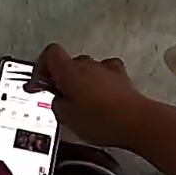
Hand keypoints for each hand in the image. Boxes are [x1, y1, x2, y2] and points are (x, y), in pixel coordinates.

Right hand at [33, 43, 153, 148]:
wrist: (135, 121)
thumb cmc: (101, 119)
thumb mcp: (66, 118)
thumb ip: (57, 104)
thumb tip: (58, 100)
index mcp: (69, 71)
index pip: (50, 53)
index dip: (42, 65)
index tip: (40, 81)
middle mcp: (87, 64)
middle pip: (68, 63)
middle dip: (61, 78)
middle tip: (58, 96)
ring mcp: (106, 69)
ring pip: (87, 69)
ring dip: (81, 81)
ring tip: (81, 102)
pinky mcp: (121, 78)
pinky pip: (106, 74)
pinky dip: (100, 82)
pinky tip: (100, 96)